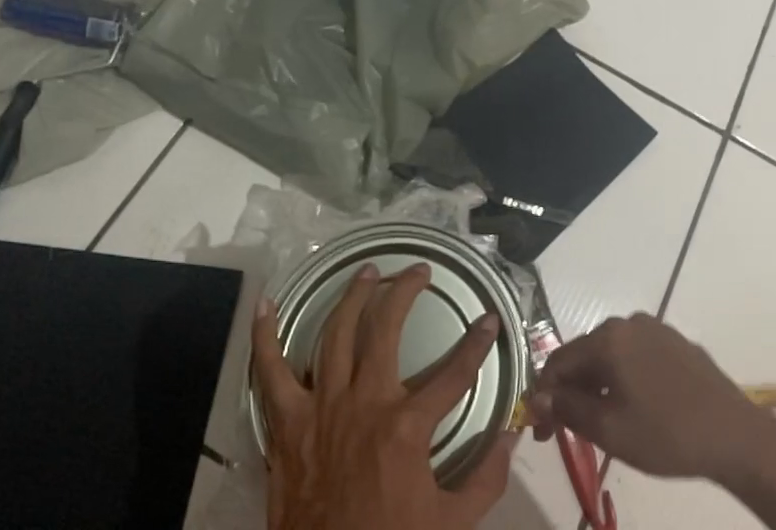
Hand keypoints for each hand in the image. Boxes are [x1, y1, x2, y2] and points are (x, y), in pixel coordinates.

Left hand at [252, 262, 517, 529]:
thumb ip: (486, 478)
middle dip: (404, 294)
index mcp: (407, 427)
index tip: (490, 320)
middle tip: (418, 271)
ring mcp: (322, 406)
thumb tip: (511, 437)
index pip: (455, 374)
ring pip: (336, 335)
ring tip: (366, 273)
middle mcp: (365, 402)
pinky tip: (266, 306)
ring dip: (352, 298)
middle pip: (386, 331)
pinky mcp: (287, 420)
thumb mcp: (452, 522)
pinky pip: (271, 370)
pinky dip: (265, 336)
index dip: (478, 345)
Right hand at [528, 313, 772, 483]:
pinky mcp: (678, 344)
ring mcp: (657, 330)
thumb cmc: (667, 434)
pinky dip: (625, 380)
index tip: (541, 430)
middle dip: (571, 391)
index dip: (544, 396)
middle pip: (585, 356)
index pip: (558, 362)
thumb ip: (567, 409)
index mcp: (608, 338)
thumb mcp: (609, 429)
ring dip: (598, 386)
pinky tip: (635, 407)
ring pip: (612, 357)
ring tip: (601, 421)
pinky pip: (637, 357)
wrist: (736, 437)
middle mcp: (629, 323)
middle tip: (567, 430)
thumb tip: (538, 397)